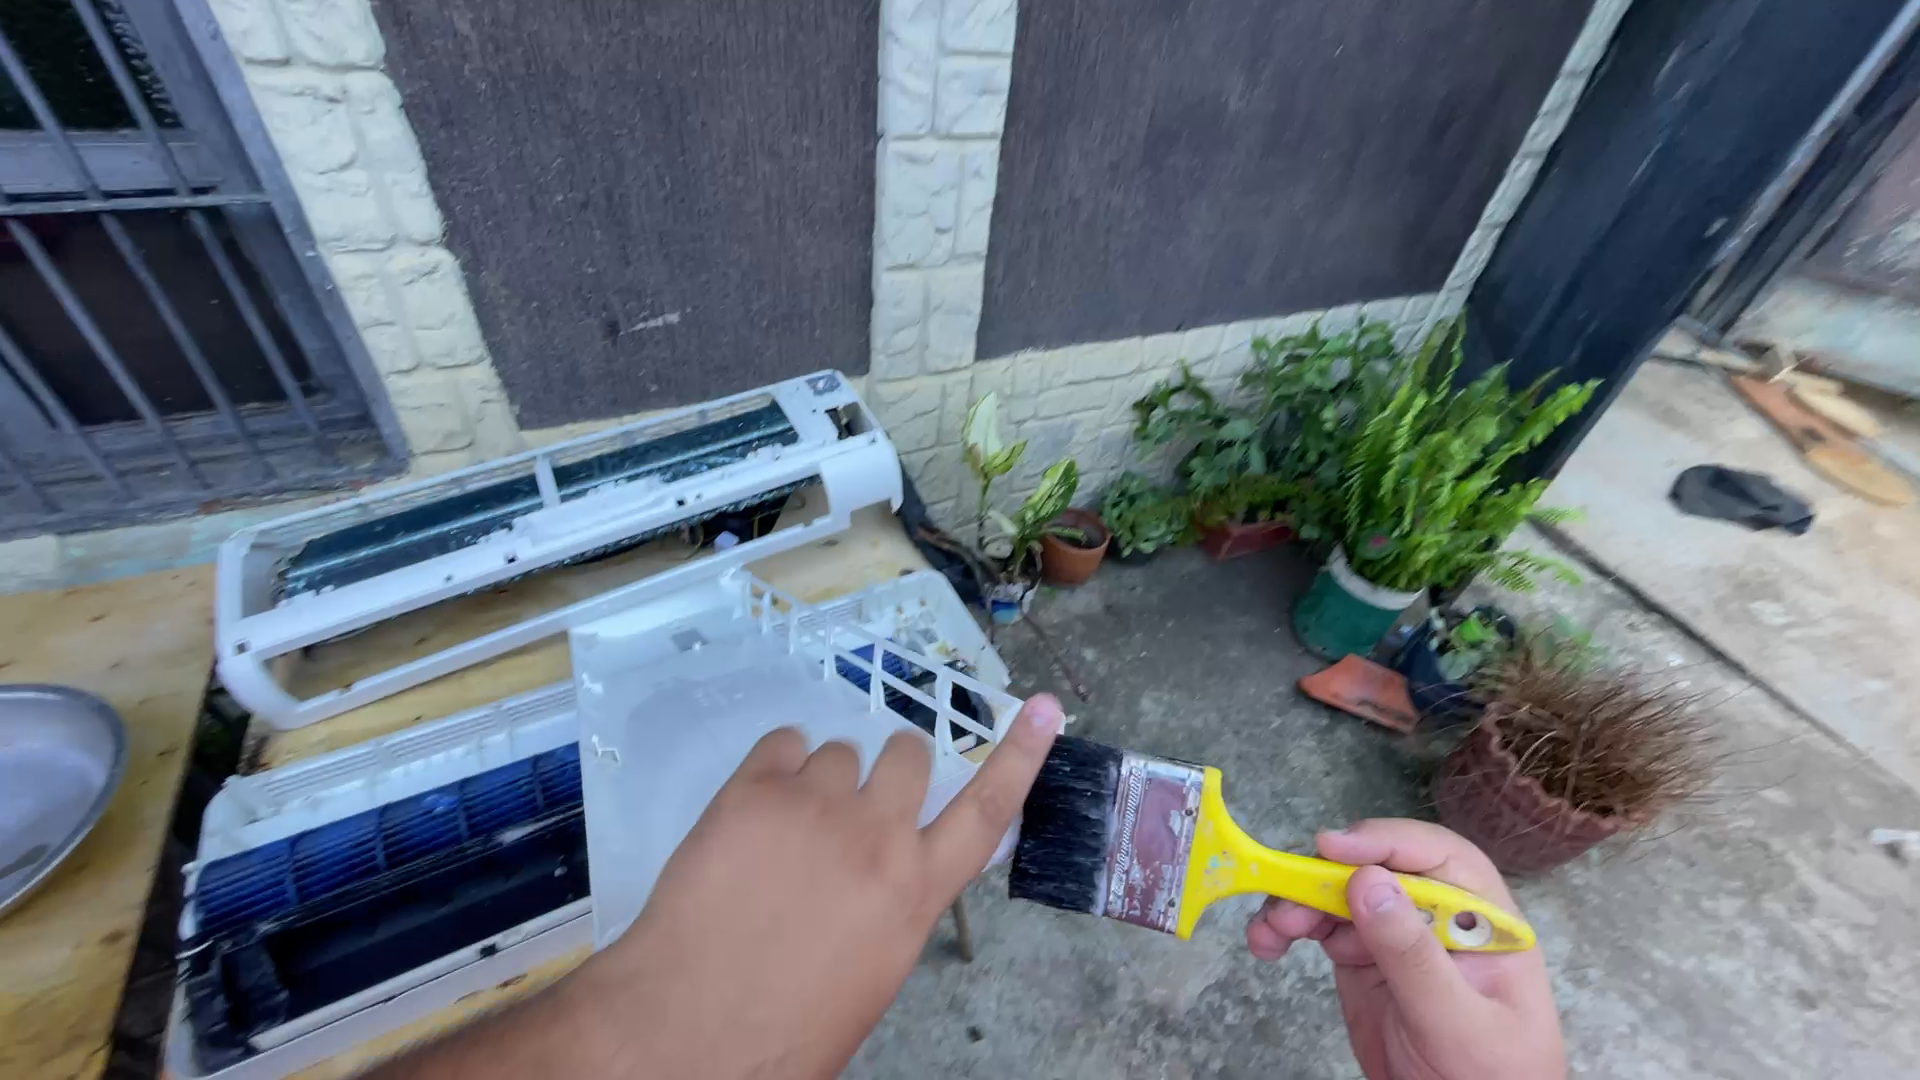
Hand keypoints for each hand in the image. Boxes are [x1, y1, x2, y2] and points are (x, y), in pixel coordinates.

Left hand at [563, 694, 1065, 1078]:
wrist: (683, 1034)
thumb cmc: (785, 1028)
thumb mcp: (872, 971)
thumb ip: (894, 902)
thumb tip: (884, 866)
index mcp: (915, 890)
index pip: (988, 809)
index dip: (1021, 755)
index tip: (1045, 707)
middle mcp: (878, 834)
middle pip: (907, 754)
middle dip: (888, 771)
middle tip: (853, 804)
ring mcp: (817, 804)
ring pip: (839, 750)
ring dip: (822, 780)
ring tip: (786, 829)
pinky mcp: (755, 789)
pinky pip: (784, 740)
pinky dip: (776, 765)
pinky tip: (756, 806)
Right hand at [1245, 819, 1563, 1079]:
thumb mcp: (1455, 1024)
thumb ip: (1413, 954)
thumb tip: (1368, 880)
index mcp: (1478, 919)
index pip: (1435, 856)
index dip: (1384, 841)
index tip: (1332, 848)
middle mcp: (1432, 913)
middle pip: (1371, 867)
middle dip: (1321, 877)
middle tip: (1284, 899)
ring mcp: (1392, 932)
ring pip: (1334, 890)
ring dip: (1294, 901)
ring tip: (1269, 931)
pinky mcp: (1357, 952)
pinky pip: (1316, 922)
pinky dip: (1285, 926)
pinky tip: (1266, 942)